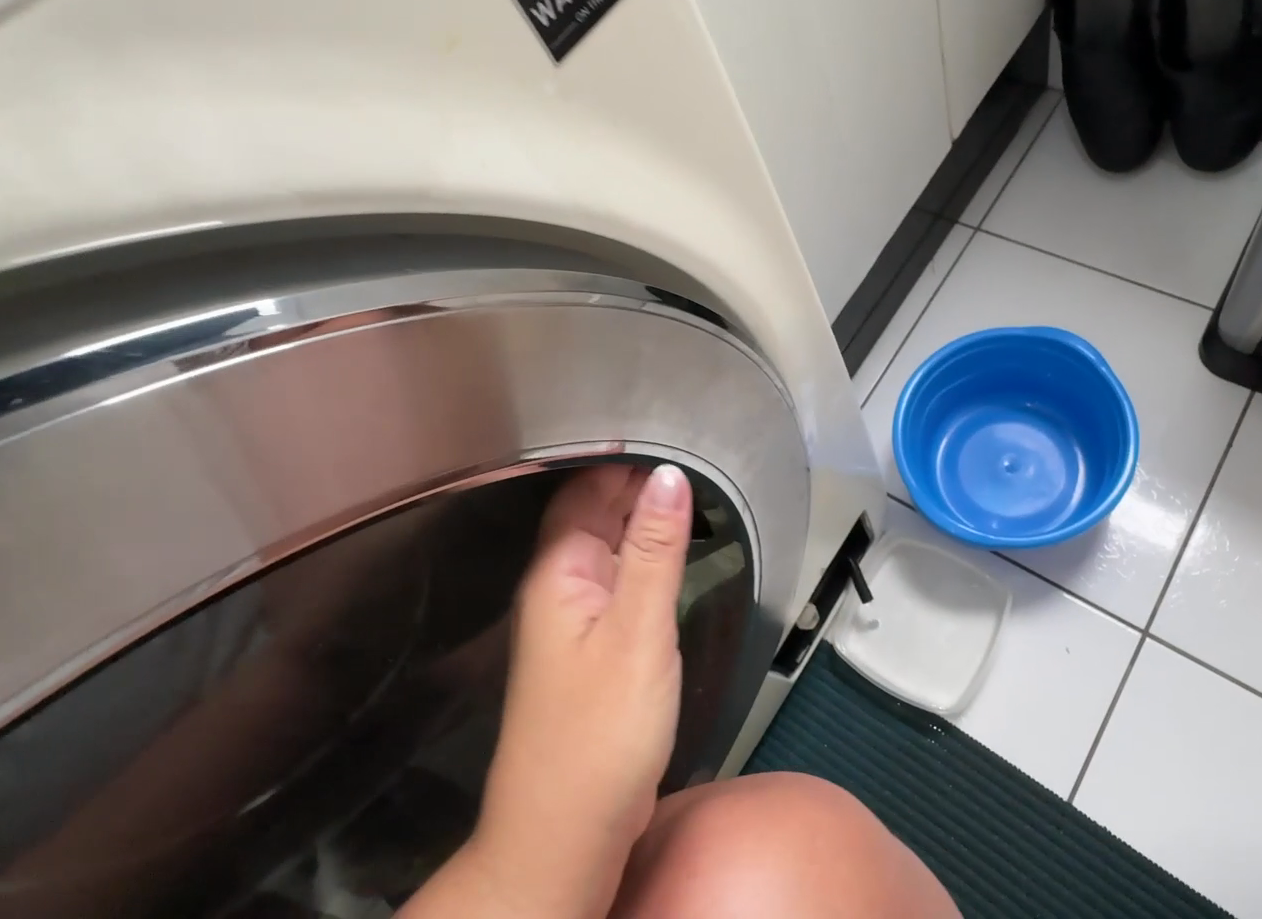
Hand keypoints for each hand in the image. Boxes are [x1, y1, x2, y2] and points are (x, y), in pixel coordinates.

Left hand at [419, 462, 691, 918]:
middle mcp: (560, 585)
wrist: (568, 828)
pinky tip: (674, 549)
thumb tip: (669, 475)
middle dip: (640, 482)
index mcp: (558, 571)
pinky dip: (646, 555)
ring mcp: (575, 615)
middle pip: (595, 512)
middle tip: (702, 455)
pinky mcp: (594, 642)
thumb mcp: (638, 631)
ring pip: (609, 544)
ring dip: (644, 517)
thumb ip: (654, 549)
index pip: (587, 488)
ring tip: (697, 490)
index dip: (627, 457)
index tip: (679, 432)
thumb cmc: (601, 731)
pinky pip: (619, 577)